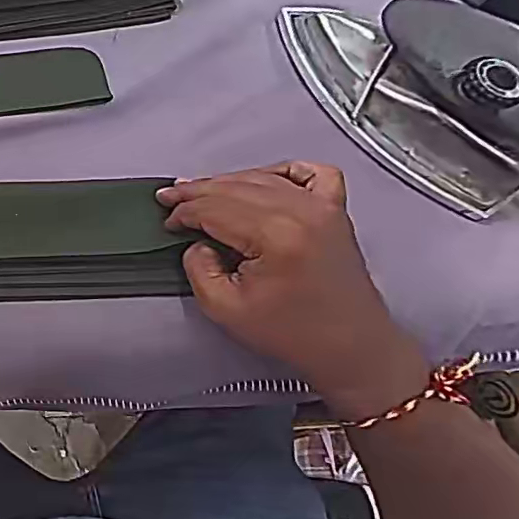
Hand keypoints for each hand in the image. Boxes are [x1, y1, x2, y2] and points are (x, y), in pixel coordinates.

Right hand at [158, 162, 427, 416]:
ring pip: (263, 176)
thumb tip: (198, 242)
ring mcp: (323, 205)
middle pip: (235, 187)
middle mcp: (301, 210)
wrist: (351, 347)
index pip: (215, 207)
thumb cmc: (291, 334)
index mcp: (275, 234)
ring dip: (227, 181)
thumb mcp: (225, 310)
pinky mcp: (336, 210)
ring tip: (200, 189)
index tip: (167, 222)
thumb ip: (199, 268)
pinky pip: (308, 173)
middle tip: (170, 197)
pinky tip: (262, 180)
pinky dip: (281, 171)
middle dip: (197, 191)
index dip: (184, 213)